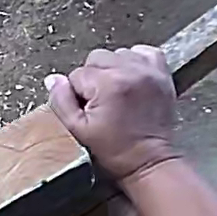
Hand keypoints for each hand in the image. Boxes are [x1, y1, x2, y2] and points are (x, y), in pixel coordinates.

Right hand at [44, 45, 179, 186]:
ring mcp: (149, 71)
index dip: (79, 95)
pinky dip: (136, 62)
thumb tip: (53, 79)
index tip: (90, 113)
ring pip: (118, 54)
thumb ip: (61, 102)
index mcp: (108, 84)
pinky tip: (132, 80)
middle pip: (97, 58)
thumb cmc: (117, 152)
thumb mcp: (78, 131)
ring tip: (118, 94)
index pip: (77, 75)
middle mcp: (130, 71)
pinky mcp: (162, 75)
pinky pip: (145, 53)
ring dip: (114, 70)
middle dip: (94, 80)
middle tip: (103, 104)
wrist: (149, 163)